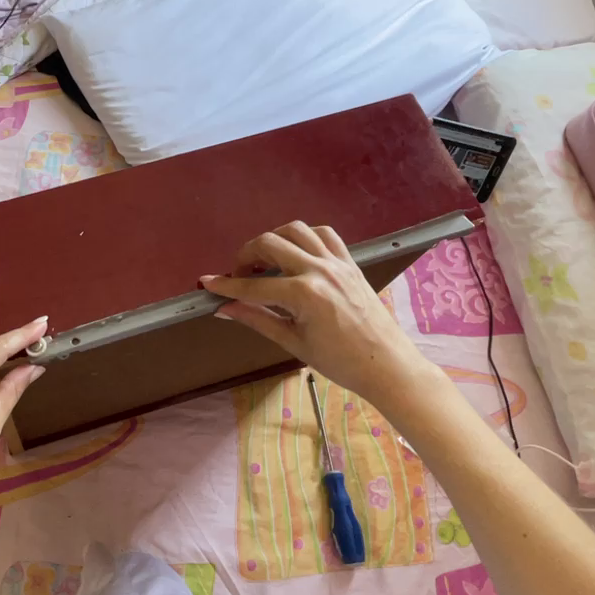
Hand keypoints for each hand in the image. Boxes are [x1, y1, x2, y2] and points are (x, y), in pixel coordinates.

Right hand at [201, 222, 436, 406]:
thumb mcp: (293, 343)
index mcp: (304, 295)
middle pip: (270, 244)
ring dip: (273, 240)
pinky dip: (304, 237)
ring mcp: (337, 262)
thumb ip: (256, 319)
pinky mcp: (350, 261)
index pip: (254, 286)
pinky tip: (296, 253)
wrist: (387, 364)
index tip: (207, 283)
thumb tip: (224, 309)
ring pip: (295, 231)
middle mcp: (319, 270)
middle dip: (247, 256)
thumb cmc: (340, 362)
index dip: (227, 285)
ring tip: (265, 260)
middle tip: (239, 275)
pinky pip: (323, 234)